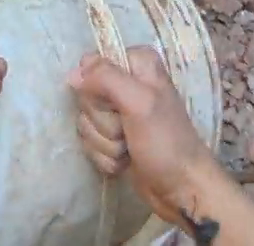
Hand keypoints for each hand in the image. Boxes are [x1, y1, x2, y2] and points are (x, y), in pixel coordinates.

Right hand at [66, 47, 218, 225]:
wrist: (182, 190)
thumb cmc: (165, 142)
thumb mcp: (139, 103)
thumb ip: (106, 79)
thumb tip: (71, 75)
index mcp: (137, 63)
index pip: (92, 64)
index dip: (97, 90)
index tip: (115, 106)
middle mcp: (126, 82)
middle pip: (87, 96)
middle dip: (104, 122)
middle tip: (126, 131)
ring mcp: (119, 112)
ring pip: (87, 122)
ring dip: (105, 143)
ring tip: (129, 149)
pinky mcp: (114, 138)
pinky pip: (91, 142)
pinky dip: (106, 156)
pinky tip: (125, 162)